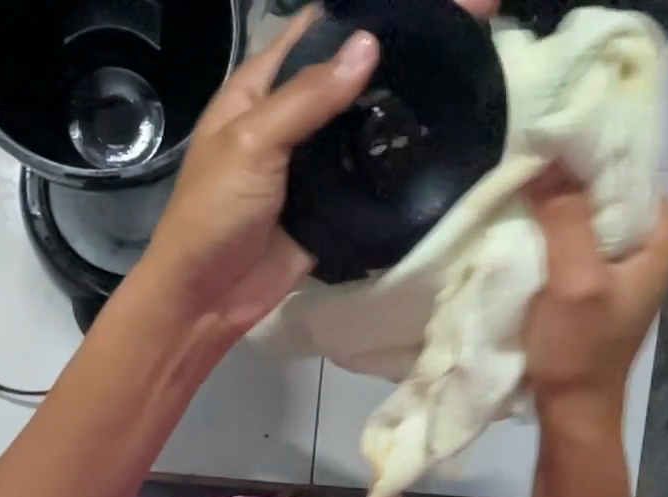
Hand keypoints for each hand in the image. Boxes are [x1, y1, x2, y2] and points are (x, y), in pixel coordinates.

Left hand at [131, 0, 500, 344]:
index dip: (362, 17)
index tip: (422, 7)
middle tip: (457, 46)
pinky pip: (366, 180)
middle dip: (394, 64)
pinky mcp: (329, 208)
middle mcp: (290, 120)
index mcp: (260, 89)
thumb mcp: (251, 142)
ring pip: (362, 129)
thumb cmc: (213, 212)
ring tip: (461, 88)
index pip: (317, 33)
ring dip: (399, 115)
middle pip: (347, 80)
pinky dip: (393, 167)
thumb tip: (370, 44)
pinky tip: (436, 149)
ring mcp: (312, 167)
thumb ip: (307, 97)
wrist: (207, 297)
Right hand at [521, 169, 667, 440]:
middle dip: (564, 183)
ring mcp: (626, 257)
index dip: (580, 158)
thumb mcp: (574, 280)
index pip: (624, 166)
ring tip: (516, 202)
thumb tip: (547, 157)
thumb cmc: (580, 349)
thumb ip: (566, 217)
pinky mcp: (599, 277)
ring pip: (585, 211)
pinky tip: (522, 233)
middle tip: (520, 178)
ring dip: (551, 209)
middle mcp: (654, 235)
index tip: (539, 155)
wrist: (572, 409)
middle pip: (604, 187)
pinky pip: (573, 236)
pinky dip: (549, 234)